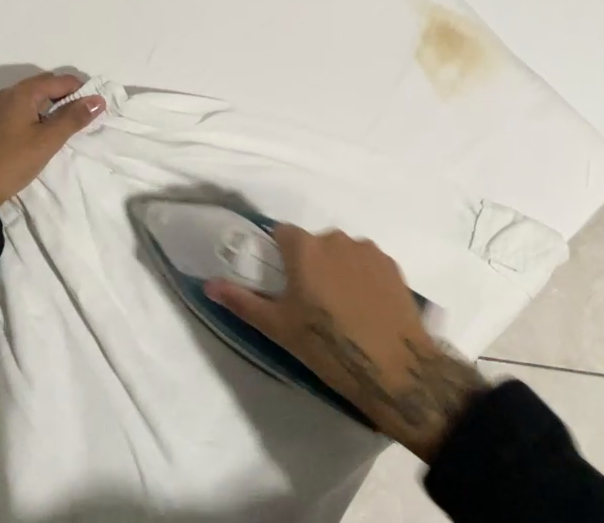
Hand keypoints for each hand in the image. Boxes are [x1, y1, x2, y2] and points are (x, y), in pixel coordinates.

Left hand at [0, 72, 104, 206]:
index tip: (94, 107)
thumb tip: (97, 99)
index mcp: (20, 93)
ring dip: (46, 106)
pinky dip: (30, 115)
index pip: (58, 80)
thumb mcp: (48, 141)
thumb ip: (73, 118)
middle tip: (80, 116)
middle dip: (63, 95)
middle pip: (41, 85)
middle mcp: (4, 95)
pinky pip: (13, 111)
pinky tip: (33, 135)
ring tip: (59, 127)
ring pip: (26, 99)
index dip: (80, 90)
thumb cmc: (13, 162)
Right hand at [205, 225, 486, 459]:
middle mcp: (336, 239)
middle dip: (309, 265)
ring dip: (337, 269)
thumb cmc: (328, 347)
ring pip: (342, 252)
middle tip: (309, 302)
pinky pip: (367, 263)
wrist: (395, 369)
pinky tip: (364, 308)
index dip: (277, 253)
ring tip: (340, 308)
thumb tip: (208, 284)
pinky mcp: (392, 265)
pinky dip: (362, 278)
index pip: (282, 233)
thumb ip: (242, 301)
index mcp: (305, 248)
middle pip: (313, 244)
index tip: (280, 280)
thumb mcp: (278, 328)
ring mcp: (368, 250)